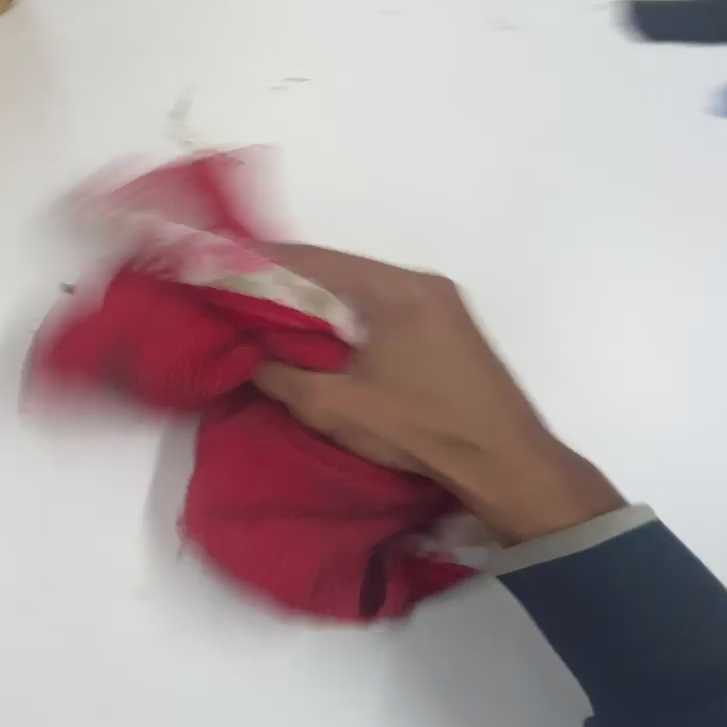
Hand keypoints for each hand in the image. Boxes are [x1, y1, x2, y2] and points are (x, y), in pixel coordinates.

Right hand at [250, 245, 625, 544]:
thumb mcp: (330, 406)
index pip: (312, 260)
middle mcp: (419, 283)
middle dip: (279, 276)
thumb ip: (276, 373)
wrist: (510, 465)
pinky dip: (336, 307)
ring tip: (260, 306)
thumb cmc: (419, 429)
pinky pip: (374, 301)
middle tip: (231, 287)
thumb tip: (242, 353)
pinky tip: (309, 325)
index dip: (258, 260)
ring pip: (353, 284)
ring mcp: (436, 300)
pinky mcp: (442, 321)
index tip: (217, 263)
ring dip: (308, 294)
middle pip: (333, 267)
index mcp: (396, 291)